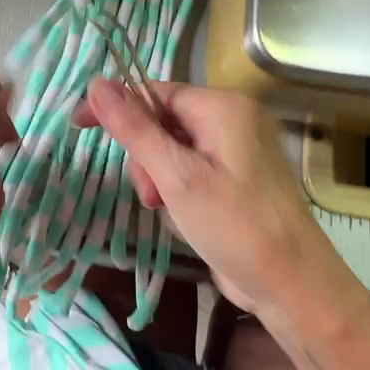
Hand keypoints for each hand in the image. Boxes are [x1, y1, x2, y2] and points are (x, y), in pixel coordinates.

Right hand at [72, 80, 326, 313]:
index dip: (116, 109)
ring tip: (168, 210)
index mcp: (223, 107)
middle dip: (146, 158)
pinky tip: (183, 216)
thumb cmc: (235, 226)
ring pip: (173, 151)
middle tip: (152, 196)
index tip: (77, 126)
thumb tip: (96, 84)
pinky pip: (191, 171)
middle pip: (162, 123)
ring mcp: (238, 151)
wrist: (292, 285)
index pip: (154, 93)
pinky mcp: (237, 179)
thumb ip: (134, 129)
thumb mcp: (176, 176)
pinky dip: (178, 191)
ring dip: (159, 179)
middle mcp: (233, 120)